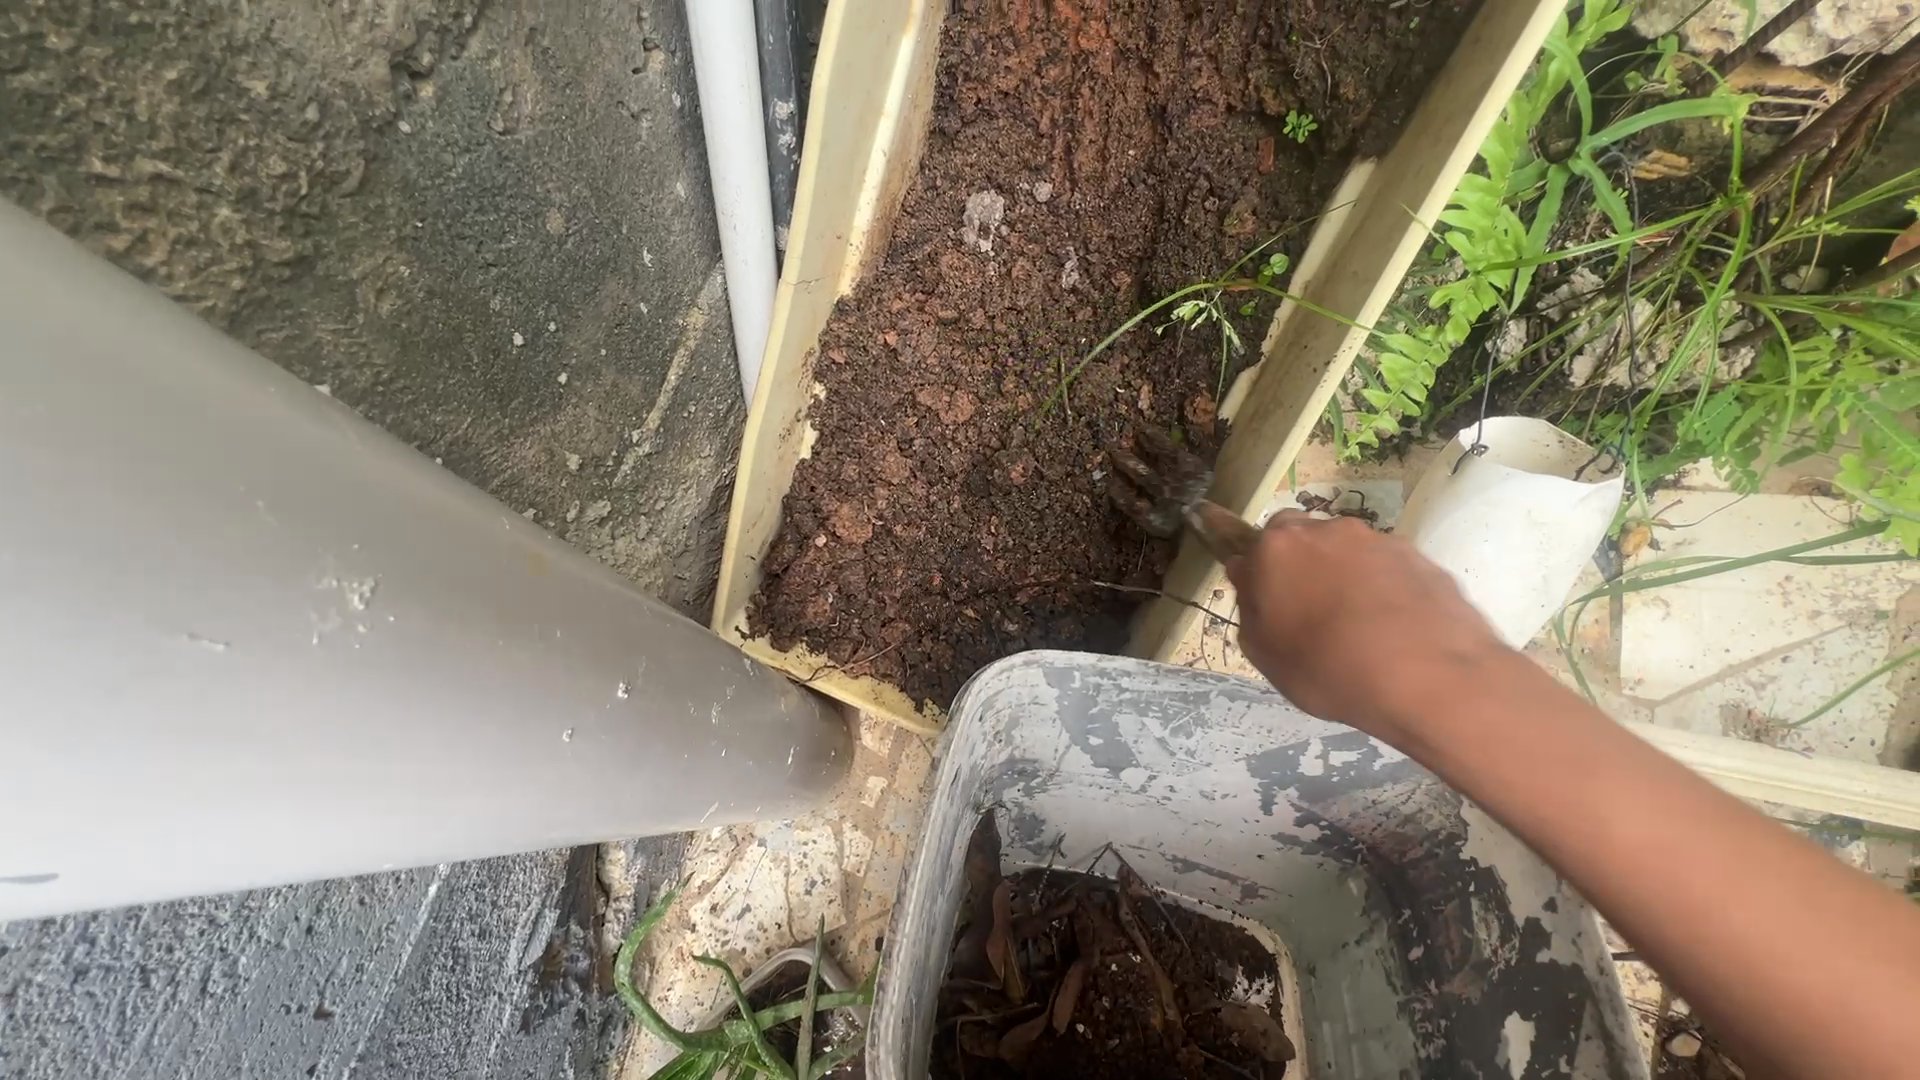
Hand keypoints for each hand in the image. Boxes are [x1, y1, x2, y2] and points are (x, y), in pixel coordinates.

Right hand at [1224, 510, 1508, 741]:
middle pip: (1303, 539)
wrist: (1433, 680)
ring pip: (1348, 553)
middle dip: (1301, 566)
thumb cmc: (1328, 667)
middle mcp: (1327, 531)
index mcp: (1278, 547)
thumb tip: (1249, 574)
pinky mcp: (1422, 559)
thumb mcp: (1263, 651)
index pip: (1252, 541)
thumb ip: (1249, 605)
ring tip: (1358, 629)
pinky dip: (1384, 591)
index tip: (1265, 597)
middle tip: (1309, 613)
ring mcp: (1379, 541)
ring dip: (1345, 578)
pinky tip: (1393, 631)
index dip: (1258, 569)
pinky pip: (1388, 570)